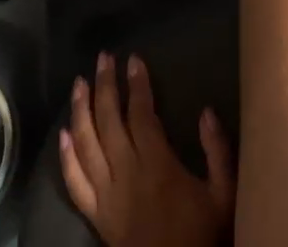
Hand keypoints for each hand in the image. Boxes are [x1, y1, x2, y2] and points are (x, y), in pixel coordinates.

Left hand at [61, 53, 234, 246]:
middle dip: (105, 86)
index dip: (137, 85)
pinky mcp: (96, 215)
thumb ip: (218, 151)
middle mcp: (127, 174)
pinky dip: (66, 156)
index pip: (141, 115)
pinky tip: (62, 134)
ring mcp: (106, 195)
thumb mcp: (225, 194)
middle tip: (103, 58)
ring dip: (81, 111)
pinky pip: (75, 182)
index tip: (134, 60)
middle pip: (109, 122)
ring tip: (79, 83)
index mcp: (158, 165)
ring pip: (86, 145)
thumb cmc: (202, 236)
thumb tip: (206, 111)